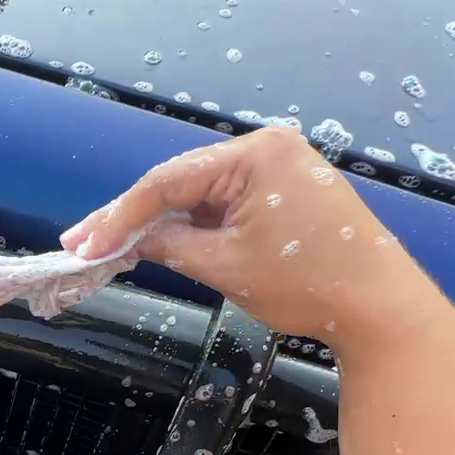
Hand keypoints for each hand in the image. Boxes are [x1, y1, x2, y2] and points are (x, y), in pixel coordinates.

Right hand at [60, 127, 445, 353]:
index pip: (168, 181)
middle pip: (179, 182)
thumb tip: (131, 240)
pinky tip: (151, 241)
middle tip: (81, 242)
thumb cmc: (303, 283)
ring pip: (196, 195)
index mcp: (255, 155)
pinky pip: (219, 206)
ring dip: (154, 223)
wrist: (373, 304)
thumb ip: (170, 244)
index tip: (84, 244)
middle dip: (129, 216)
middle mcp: (264, 150)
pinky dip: (186, 227)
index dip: (119, 216)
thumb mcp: (223, 264)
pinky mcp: (277, 195)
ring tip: (106, 246)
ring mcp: (273, 171)